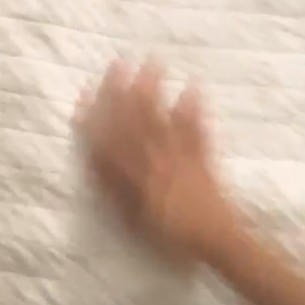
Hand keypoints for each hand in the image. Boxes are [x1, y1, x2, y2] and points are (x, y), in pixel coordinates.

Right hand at [74, 59, 248, 265]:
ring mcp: (181, 156)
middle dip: (124, 89)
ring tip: (152, 62)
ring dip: (156, 88)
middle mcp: (155, 160)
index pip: (109, 138)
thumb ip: (112, 190)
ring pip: (164, 117)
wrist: (218, 243)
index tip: (86, 91)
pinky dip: (194, 107)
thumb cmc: (172, 240)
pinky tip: (192, 85)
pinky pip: (197, 128)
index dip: (96, 114)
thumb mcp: (132, 221)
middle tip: (117, 62)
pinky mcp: (204, 157)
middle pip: (136, 120)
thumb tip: (92, 158)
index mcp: (135, 177)